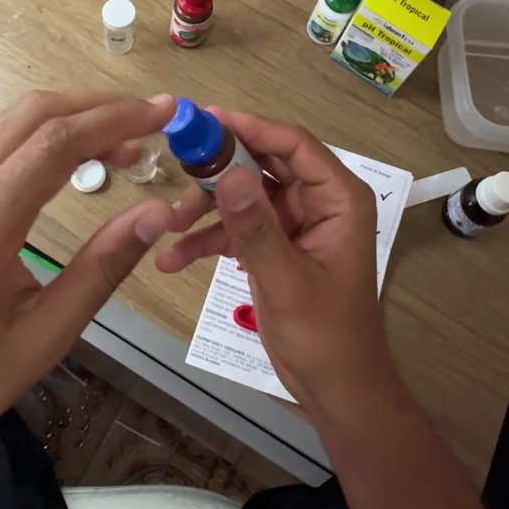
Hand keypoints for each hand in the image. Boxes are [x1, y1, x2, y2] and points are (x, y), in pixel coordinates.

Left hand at [0, 90, 176, 468]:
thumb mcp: (41, 338)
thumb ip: (103, 268)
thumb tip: (158, 213)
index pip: (59, 140)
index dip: (120, 116)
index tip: (167, 110)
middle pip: (35, 113)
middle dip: (100, 105)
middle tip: (152, 119)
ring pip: (12, 124)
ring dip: (72, 119)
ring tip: (125, 142)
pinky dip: (43, 139)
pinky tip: (71, 165)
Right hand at [155, 108, 390, 405]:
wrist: (337, 390)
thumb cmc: (326, 336)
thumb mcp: (287, 281)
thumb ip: (257, 227)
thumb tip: (227, 174)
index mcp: (338, 197)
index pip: (294, 146)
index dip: (252, 127)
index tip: (207, 119)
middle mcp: (318, 200)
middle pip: (265, 164)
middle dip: (220, 167)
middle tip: (177, 160)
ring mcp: (295, 222)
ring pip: (246, 194)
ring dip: (208, 208)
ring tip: (170, 224)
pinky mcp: (276, 244)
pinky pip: (240, 227)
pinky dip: (210, 239)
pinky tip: (175, 259)